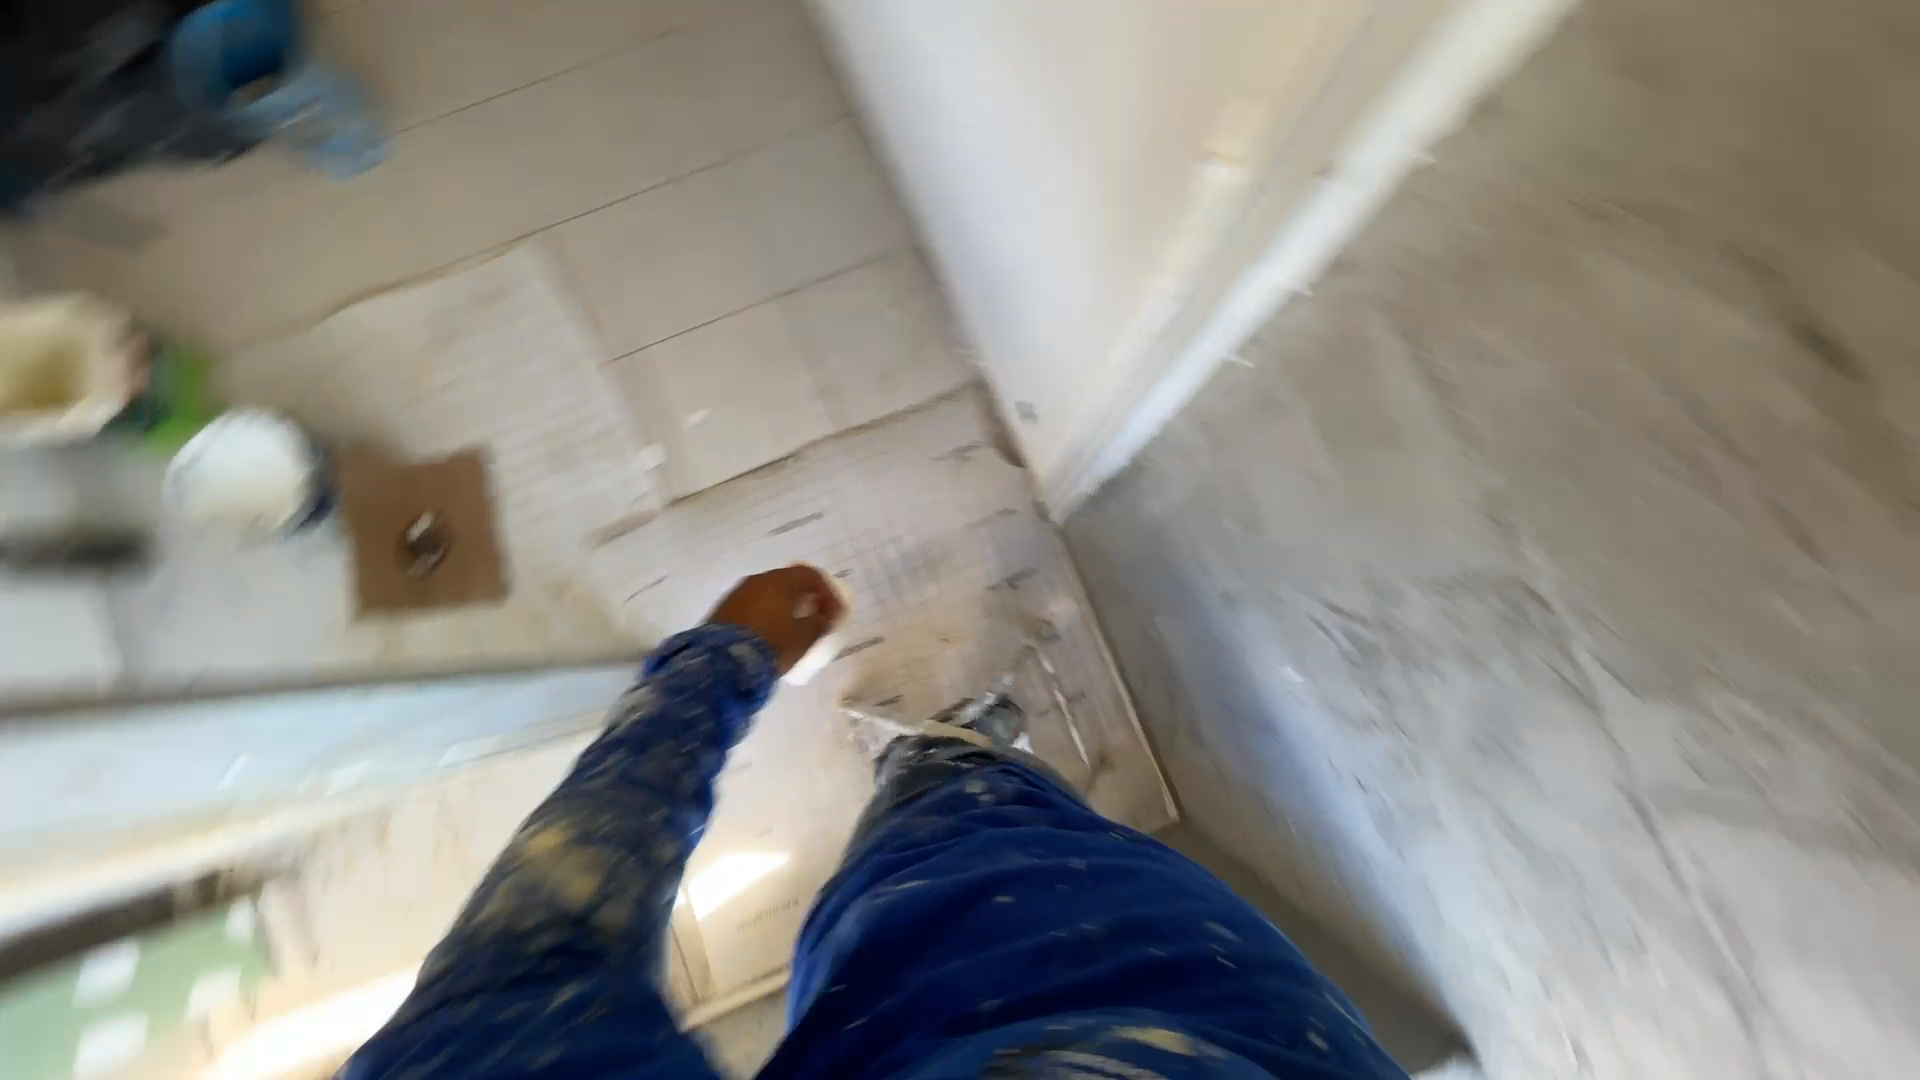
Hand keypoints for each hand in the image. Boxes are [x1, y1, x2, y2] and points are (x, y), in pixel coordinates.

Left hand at [706, 564, 843, 674]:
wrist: (721, 664)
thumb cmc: (771, 645)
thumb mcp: (804, 637)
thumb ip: (820, 623)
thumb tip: (825, 616)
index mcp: (779, 581)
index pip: (811, 576)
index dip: (828, 593)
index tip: (834, 614)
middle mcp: (757, 580)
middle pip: (788, 582)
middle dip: (805, 599)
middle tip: (814, 617)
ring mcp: (737, 594)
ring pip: (768, 594)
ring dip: (784, 607)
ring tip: (791, 629)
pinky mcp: (722, 611)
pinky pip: (752, 607)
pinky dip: (766, 615)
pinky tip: (768, 634)